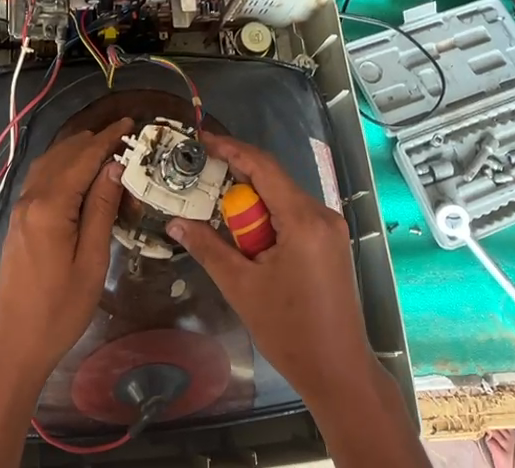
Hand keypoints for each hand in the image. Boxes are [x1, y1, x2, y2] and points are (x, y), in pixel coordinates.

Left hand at [0, 117, 132, 376]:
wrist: (15, 342)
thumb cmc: (60, 309)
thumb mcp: (92, 261)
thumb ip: (101, 210)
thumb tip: (115, 167)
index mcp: (50, 206)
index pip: (83, 159)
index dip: (107, 139)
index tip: (130, 124)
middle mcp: (31, 199)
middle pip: (64, 155)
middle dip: (94, 140)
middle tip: (125, 135)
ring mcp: (21, 208)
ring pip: (50, 163)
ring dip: (76, 150)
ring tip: (106, 145)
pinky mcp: (19, 220)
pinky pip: (41, 178)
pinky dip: (62, 164)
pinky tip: (78, 171)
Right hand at [166, 135, 372, 399]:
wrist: (339, 371)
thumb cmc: (289, 331)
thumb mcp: (241, 287)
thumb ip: (208, 248)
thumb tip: (175, 223)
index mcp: (303, 220)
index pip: (263, 167)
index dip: (232, 150)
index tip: (203, 142)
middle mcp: (322, 215)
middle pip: (273, 180)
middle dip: (236, 178)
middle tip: (200, 178)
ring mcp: (331, 228)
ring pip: (283, 198)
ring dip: (251, 201)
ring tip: (217, 208)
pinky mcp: (331, 243)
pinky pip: (293, 215)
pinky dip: (267, 217)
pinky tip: (246, 233)